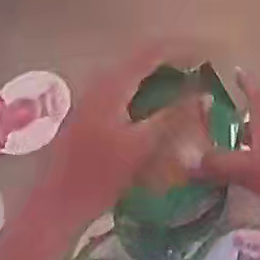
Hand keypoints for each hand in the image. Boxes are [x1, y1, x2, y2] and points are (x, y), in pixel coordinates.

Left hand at [36, 40, 199, 220]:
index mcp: (113, 85)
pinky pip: (123, 90)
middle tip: (197, 73)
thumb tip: (204, 95)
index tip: (204, 57)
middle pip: (141, 59)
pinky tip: (156, 110)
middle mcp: (100, 84)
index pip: (151, 52)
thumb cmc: (98, 177)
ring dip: (157, 77)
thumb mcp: (142, 148)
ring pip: (131, 75)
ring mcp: (91, 98)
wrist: (54, 208)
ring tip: (183, 88)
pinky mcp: (89, 114)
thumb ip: (174, 118)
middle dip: (171, 62)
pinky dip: (144, 91)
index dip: (180, 50)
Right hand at [198, 69, 259, 218]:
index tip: (237, 70)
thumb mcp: (249, 167)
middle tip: (220, 125)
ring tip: (223, 157)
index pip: (256, 96)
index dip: (246, 83)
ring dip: (246, 147)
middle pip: (259, 122)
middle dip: (241, 121)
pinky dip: (252, 170)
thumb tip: (188, 161)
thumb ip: (220, 164)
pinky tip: (241, 184)